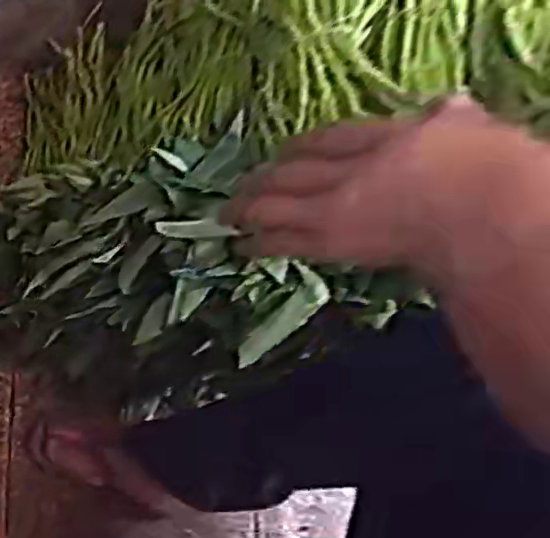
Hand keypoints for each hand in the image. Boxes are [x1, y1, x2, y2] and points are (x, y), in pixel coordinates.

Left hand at [225, 97, 547, 275]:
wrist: (488, 218)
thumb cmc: (495, 172)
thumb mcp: (473, 129)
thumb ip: (446, 118)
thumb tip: (440, 106)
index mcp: (389, 138)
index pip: (326, 138)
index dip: (294, 147)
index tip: (279, 154)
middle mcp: (349, 172)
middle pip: (284, 173)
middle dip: (255, 181)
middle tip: (241, 187)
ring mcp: (331, 208)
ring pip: (265, 207)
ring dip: (240, 212)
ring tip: (228, 216)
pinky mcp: (322, 242)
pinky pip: (272, 243)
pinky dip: (251, 244)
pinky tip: (242, 245)